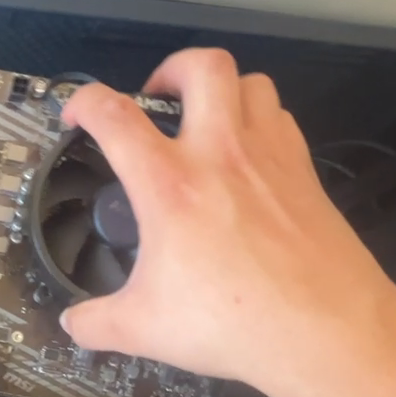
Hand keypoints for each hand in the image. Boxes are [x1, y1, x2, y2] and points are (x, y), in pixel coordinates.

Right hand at [56, 48, 395, 390]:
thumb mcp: (140, 329)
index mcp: (170, 186)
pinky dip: (257, 120)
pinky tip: (245, 155)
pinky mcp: (304, 174)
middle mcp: (221, 155)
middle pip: (201, 67)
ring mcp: (270, 158)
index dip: (86, 102)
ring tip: (203, 120)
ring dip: (221, 89)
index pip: (117, 118)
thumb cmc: (231, 322)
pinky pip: (280, 119)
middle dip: (170, 69)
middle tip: (154, 98)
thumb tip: (74, 323)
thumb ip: (94, 323)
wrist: (322, 329)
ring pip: (251, 82)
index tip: (76, 111)